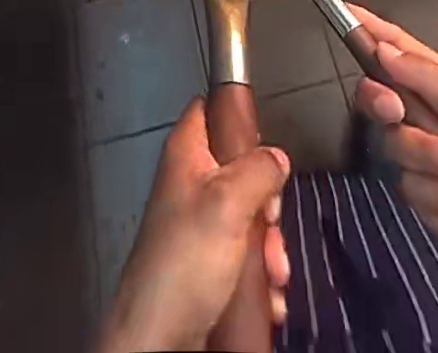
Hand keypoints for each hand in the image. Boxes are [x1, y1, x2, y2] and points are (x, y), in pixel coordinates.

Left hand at [96, 98, 291, 352]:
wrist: (159, 340)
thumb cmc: (185, 260)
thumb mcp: (229, 202)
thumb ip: (259, 169)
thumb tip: (278, 158)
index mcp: (186, 154)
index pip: (209, 108)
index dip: (236, 115)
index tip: (262, 137)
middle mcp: (192, 184)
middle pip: (242, 167)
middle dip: (267, 196)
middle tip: (271, 215)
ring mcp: (200, 225)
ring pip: (250, 214)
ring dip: (270, 243)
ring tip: (273, 269)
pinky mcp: (208, 263)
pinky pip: (245, 253)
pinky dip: (261, 271)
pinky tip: (268, 292)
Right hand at [350, 5, 437, 352]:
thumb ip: (425, 76)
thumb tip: (380, 48)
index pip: (397, 47)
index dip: (370, 27)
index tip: (343, 8)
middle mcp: (424, 112)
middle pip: (376, 93)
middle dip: (383, 100)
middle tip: (398, 110)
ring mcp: (419, 154)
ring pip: (392, 143)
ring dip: (432, 159)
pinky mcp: (418, 192)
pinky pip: (407, 184)